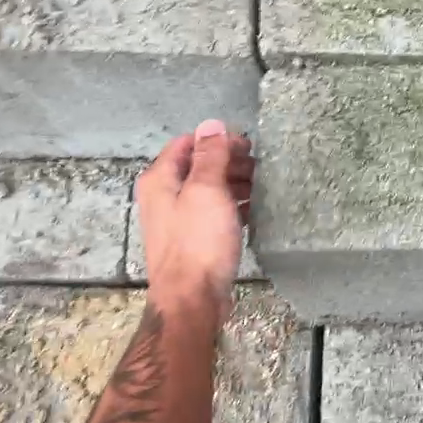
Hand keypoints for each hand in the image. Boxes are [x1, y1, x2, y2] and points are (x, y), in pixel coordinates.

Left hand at [136, 119, 253, 313]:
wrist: (191, 298)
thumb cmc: (198, 242)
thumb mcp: (206, 191)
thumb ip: (210, 156)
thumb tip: (212, 124)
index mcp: (160, 179)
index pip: (187, 144)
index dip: (217, 140)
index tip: (249, 146)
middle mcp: (164, 196)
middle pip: (197, 167)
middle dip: (229, 162)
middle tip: (261, 167)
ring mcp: (178, 220)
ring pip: (208, 191)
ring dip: (233, 185)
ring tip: (262, 187)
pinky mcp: (194, 241)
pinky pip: (214, 214)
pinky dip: (233, 208)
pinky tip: (254, 212)